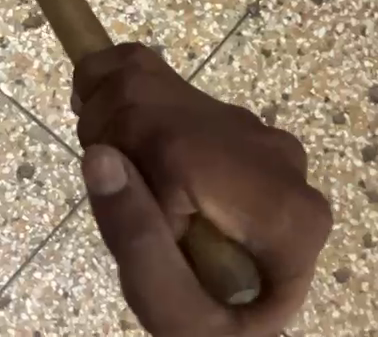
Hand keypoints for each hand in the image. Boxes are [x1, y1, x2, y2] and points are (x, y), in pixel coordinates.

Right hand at [73, 44, 330, 336]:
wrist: (234, 316)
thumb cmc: (206, 321)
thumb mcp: (170, 311)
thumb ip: (138, 242)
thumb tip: (99, 155)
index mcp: (279, 208)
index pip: (167, 146)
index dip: (128, 180)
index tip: (135, 224)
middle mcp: (276, 155)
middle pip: (145, 103)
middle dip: (110, 147)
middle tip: (122, 200)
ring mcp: (250, 127)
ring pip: (135, 78)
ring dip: (104, 121)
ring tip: (127, 176)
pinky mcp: (220, 108)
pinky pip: (140, 65)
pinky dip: (105, 89)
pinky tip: (120, 137)